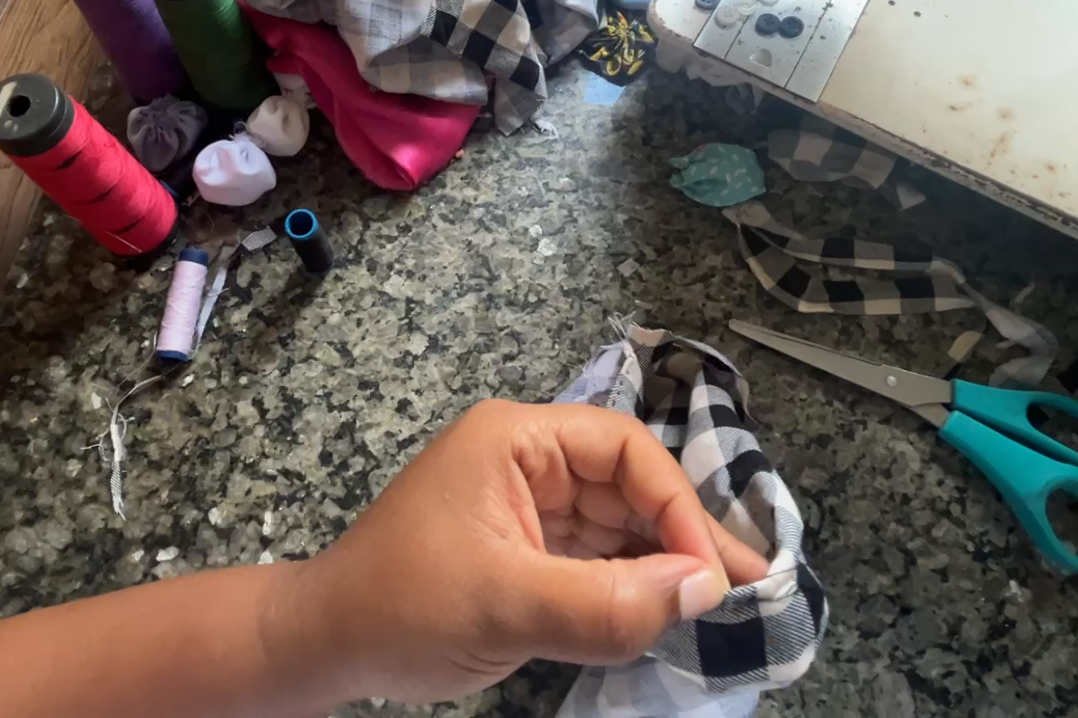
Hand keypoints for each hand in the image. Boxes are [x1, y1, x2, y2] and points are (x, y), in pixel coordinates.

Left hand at [284, 400, 767, 703]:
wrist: (331, 639)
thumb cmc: (405, 605)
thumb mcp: (505, 604)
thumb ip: (605, 602)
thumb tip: (702, 590)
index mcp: (516, 438)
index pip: (618, 448)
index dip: (673, 504)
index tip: (712, 573)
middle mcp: (526, 457)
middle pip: (622, 479)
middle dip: (679, 530)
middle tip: (747, 585)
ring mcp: (526, 500)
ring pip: (613, 518)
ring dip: (662, 558)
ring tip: (724, 600)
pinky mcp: (525, 542)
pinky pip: (592, 552)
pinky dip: (630, 580)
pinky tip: (668, 606)